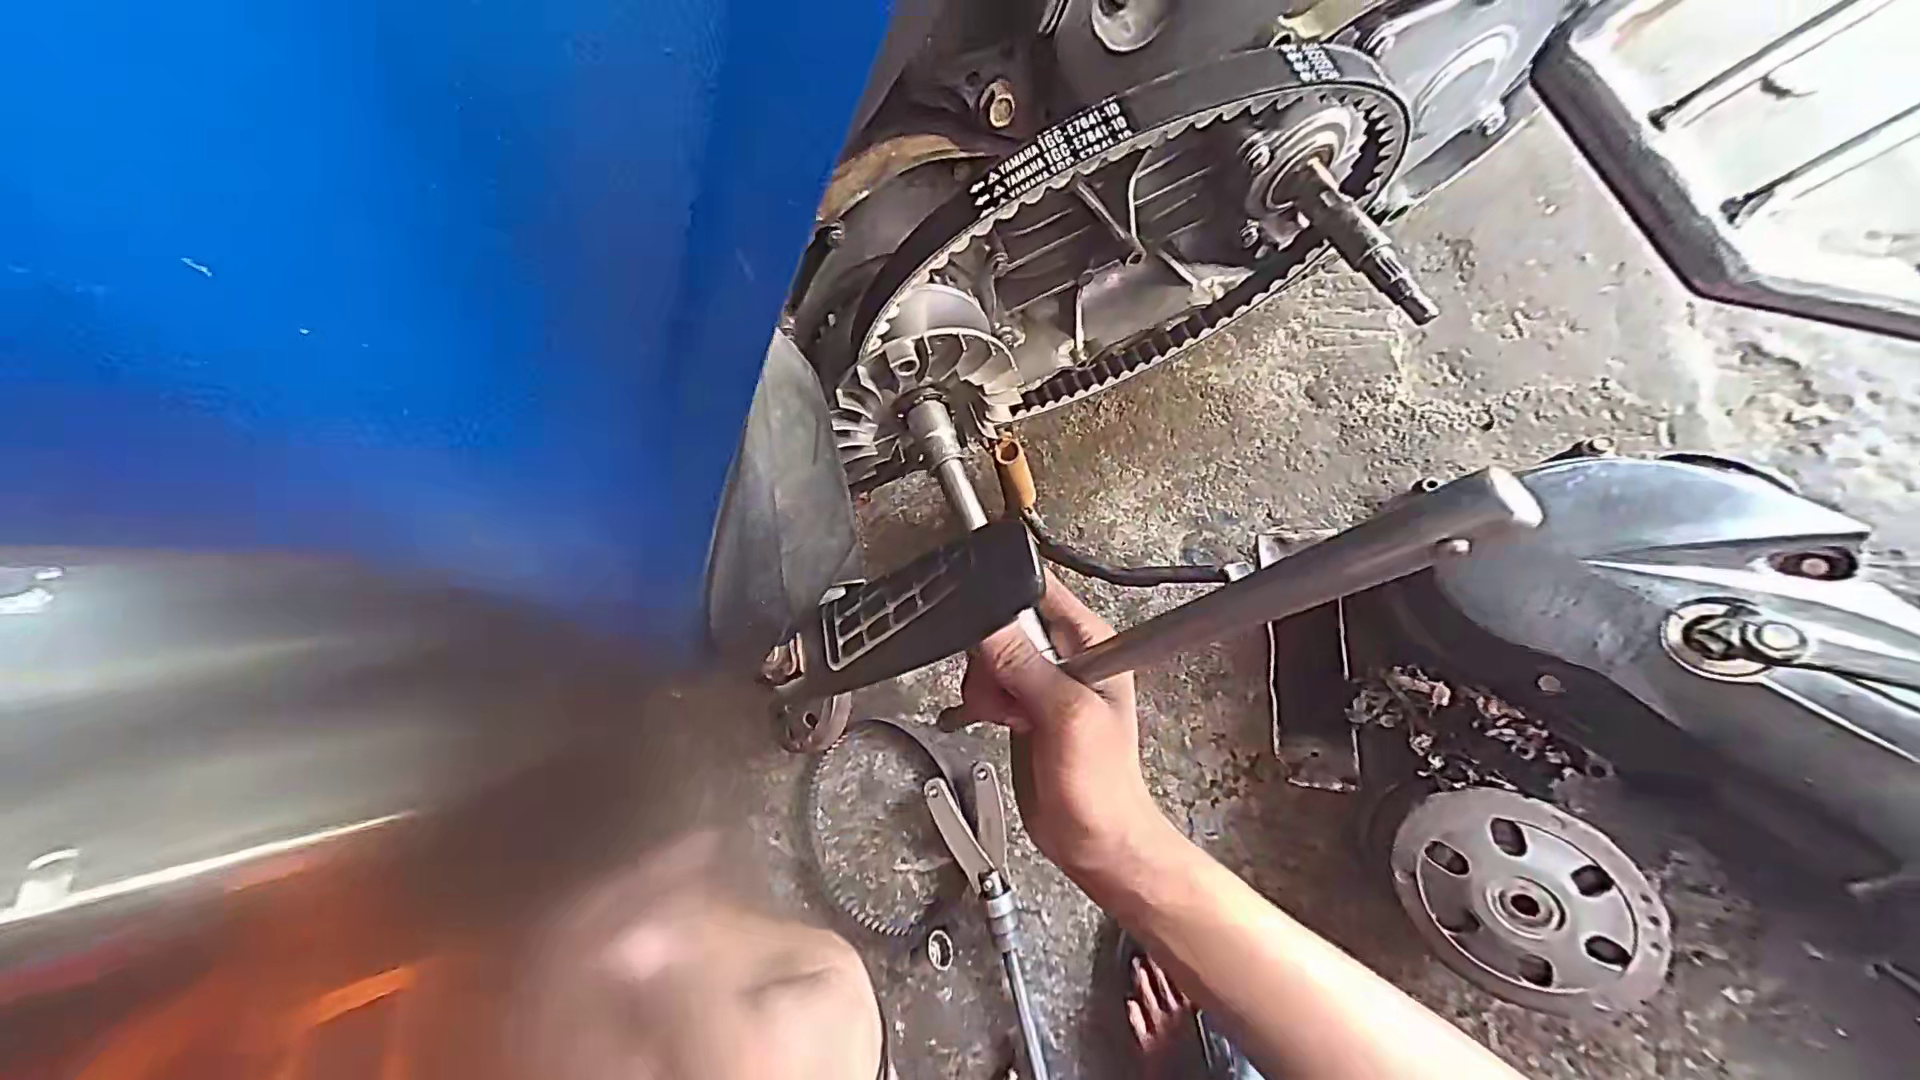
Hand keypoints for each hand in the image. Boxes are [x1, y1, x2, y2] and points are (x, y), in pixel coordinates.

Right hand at [958, 575, 1166, 874]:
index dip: (1008, 598)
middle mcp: (1065, 654)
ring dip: (986, 684)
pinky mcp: (1022, 700)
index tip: (989, 626)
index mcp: (1090, 642)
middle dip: (992, 655)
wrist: (1092, 839)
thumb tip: (987, 624)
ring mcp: (1042, 678)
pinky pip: (987, 680)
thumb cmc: (1102, 784)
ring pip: (989, 652)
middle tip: (1007, 690)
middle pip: (1005, 621)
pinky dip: (981, 698)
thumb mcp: (1065, 715)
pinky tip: (995, 717)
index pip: (1041, 592)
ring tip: (1008, 713)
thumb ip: (1024, 666)